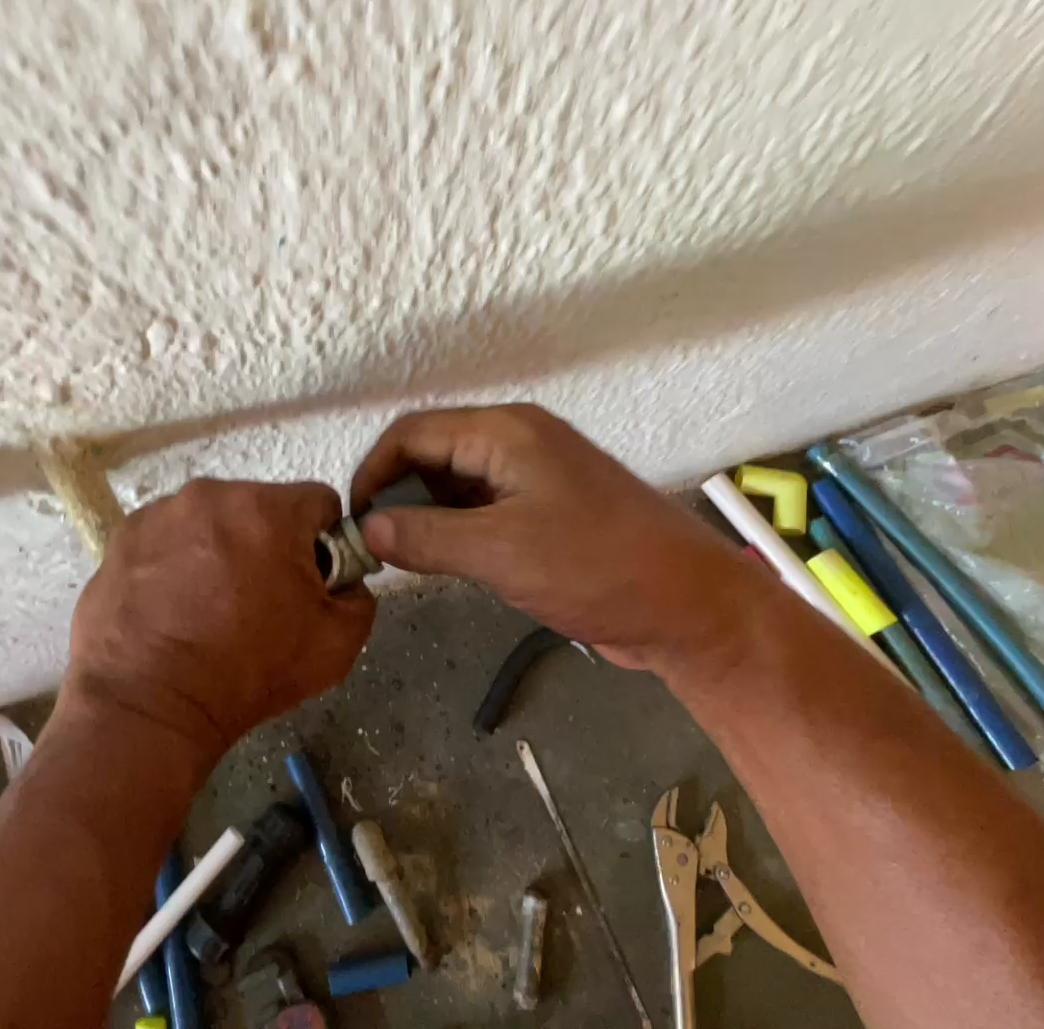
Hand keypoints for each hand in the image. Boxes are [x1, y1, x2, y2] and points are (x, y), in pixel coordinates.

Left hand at [66, 479, 375, 756]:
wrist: (147, 706)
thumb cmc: (248, 673)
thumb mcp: (337, 645)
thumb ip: (358, 596)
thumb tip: (343, 580)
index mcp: (269, 510)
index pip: (320, 504)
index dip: (325, 543)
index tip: (309, 582)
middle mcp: (213, 495)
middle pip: (262, 508)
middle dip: (269, 544)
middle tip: (257, 601)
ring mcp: (161, 513)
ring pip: (212, 520)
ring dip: (220, 548)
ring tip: (207, 606)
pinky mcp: (123, 536)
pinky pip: (168, 536)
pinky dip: (176, 559)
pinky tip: (171, 605)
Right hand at [350, 404, 775, 672]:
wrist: (691, 609)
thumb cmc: (597, 568)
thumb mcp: (500, 551)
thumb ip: (426, 535)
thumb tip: (366, 526)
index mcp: (506, 433)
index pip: (412, 433)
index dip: (373, 471)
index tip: (352, 521)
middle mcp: (517, 443)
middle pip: (432, 454)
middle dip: (396, 493)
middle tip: (372, 545)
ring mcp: (534, 478)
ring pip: (455, 484)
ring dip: (424, 515)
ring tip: (401, 557)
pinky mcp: (545, 513)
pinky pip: (481, 509)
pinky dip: (454, 530)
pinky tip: (442, 561)